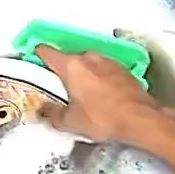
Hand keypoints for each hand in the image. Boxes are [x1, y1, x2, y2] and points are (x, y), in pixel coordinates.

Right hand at [33, 46, 174, 145]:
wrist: (141, 118)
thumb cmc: (103, 118)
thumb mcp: (71, 122)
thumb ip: (52, 114)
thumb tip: (41, 110)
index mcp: (71, 65)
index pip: (46, 51)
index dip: (36, 56)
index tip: (33, 62)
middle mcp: (88, 57)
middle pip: (67, 58)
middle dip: (62, 72)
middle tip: (59, 90)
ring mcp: (107, 60)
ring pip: (86, 63)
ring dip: (82, 74)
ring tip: (82, 95)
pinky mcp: (121, 68)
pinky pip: (102, 69)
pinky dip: (98, 78)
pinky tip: (101, 95)